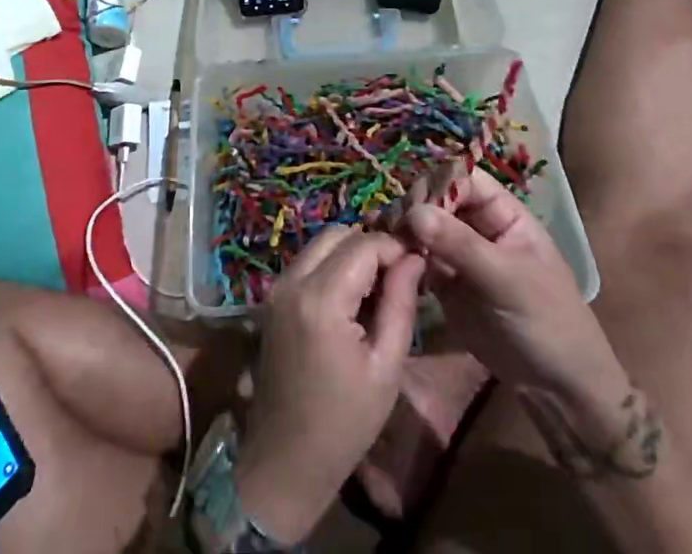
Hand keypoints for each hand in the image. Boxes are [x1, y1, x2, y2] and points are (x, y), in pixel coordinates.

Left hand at [235, 228, 424, 541]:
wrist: (285, 459)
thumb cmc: (345, 422)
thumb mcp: (386, 365)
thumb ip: (400, 302)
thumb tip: (415, 257)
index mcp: (320, 299)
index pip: (364, 244)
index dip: (396, 247)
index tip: (420, 265)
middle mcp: (291, 282)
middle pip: (337, 234)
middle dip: (371, 245)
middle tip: (399, 276)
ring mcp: (276, 289)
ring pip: (320, 245)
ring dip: (350, 254)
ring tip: (379, 289)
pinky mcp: (271, 300)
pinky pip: (306, 264)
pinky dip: (332, 267)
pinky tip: (353, 299)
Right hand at [403, 167, 620, 389]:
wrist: (555, 388)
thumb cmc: (548, 324)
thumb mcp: (509, 281)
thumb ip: (461, 245)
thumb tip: (414, 212)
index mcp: (505, 215)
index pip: (465, 180)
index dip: (439, 186)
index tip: (414, 207)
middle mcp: (479, 228)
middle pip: (437, 200)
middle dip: (414, 209)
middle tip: (394, 230)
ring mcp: (459, 255)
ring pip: (422, 228)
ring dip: (402, 232)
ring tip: (386, 246)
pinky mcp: (443, 283)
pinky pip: (417, 259)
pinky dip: (401, 257)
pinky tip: (387, 262)